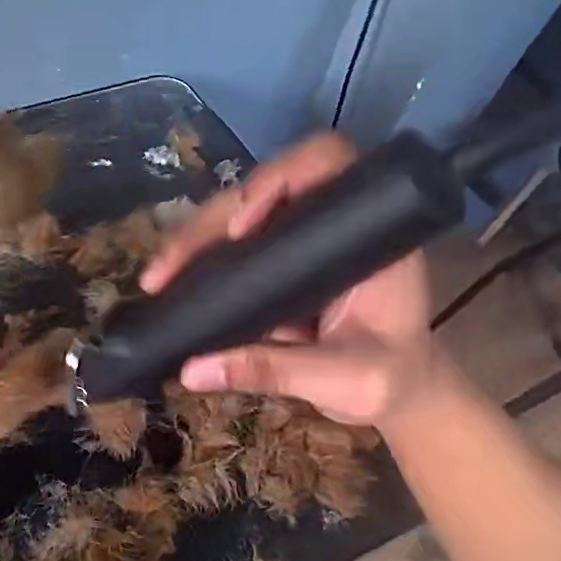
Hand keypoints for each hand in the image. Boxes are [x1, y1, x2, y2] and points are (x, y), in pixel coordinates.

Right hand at [140, 133, 442, 427]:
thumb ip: (275, 371)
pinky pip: (238, 250)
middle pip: (267, 190)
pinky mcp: (283, 266)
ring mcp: (306, 243)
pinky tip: (172, 281)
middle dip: (212, 221)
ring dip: (197, 239)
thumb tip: (191, 370)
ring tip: (159, 276)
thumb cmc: (390, 380)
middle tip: (170, 266)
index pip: (329, 166)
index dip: (282, 177)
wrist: (401, 394)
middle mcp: (335, 225)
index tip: (245, 226)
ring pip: (243, 216)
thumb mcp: (341, 379)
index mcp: (370, 235)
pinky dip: (203, 261)